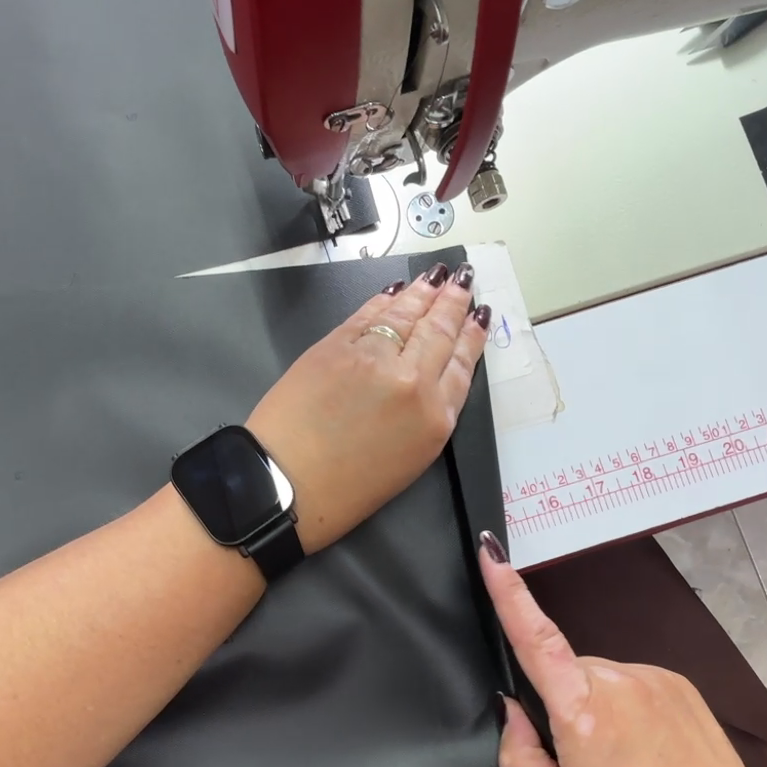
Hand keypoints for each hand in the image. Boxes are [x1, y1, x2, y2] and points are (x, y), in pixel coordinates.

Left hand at [247, 263, 490, 553]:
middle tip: (464, 279)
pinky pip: (368, 315)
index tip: (479, 314)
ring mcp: (373, 358)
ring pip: (406, 315)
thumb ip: (426, 416)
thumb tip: (427, 379)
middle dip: (453, 302)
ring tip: (437, 276)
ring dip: (423, 293)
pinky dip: (384, 300)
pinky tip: (395, 291)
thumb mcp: (409, 461)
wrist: (286, 486)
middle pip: (439, 332)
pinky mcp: (336, 345)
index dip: (472, 334)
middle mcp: (412, 381)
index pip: (462, 365)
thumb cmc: (346, 491)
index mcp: (435, 418)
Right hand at [478, 536, 766, 766]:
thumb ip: (519, 756)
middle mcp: (617, 682)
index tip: (489, 550)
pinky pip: (625, 680)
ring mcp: (651, 676)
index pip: (536, 640)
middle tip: (580, 760)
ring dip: (590, 704)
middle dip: (557, 700)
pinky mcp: (675, 680)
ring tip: (621, 760)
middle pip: (562, 668)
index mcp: (583, 716)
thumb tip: (510, 708)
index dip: (508, 592)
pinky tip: (644, 747)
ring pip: (593, 675)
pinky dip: (620, 704)